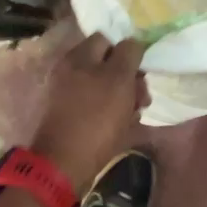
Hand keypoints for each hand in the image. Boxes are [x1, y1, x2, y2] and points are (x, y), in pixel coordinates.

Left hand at [29, 34, 145, 191]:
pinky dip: (110, 114)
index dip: (128, 51)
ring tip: (136, 114)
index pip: (108, 39)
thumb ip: (129, 53)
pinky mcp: (68, 119)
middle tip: (143, 97)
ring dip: (124, 98)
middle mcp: (69, 71)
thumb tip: (133, 42)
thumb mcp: (120, 78)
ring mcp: (66, 96)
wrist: (63, 166)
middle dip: (129, 79)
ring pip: (104, 88)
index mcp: (79, 56)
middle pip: (107, 65)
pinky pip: (95, 107)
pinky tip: (124, 126)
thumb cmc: (96, 117)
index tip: (142, 70)